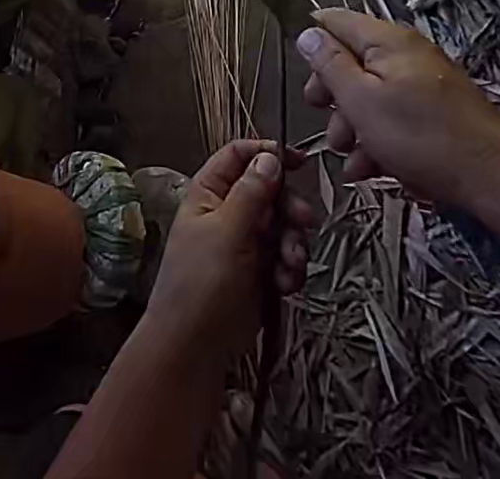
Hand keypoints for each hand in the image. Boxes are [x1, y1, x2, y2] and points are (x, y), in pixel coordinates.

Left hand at [143, 140, 315, 356]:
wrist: (194, 346)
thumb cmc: (202, 282)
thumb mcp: (227, 231)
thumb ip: (251, 193)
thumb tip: (270, 157)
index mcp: (210, 192)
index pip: (238, 155)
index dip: (267, 153)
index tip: (298, 161)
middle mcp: (228, 210)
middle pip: (270, 190)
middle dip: (289, 207)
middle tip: (304, 222)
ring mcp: (245, 240)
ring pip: (283, 224)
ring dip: (292, 243)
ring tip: (289, 265)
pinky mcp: (260, 269)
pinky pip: (285, 255)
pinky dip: (289, 268)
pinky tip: (284, 284)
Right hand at [297, 9, 499, 210]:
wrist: (495, 179)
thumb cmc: (423, 138)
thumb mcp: (361, 100)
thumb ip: (330, 64)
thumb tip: (307, 33)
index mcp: (386, 40)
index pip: (334, 19)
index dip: (311, 41)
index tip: (302, 73)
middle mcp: (404, 53)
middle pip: (349, 61)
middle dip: (331, 94)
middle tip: (326, 120)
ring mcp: (421, 81)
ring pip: (368, 94)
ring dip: (352, 125)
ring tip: (353, 157)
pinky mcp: (433, 111)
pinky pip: (392, 115)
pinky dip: (377, 138)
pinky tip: (372, 168)